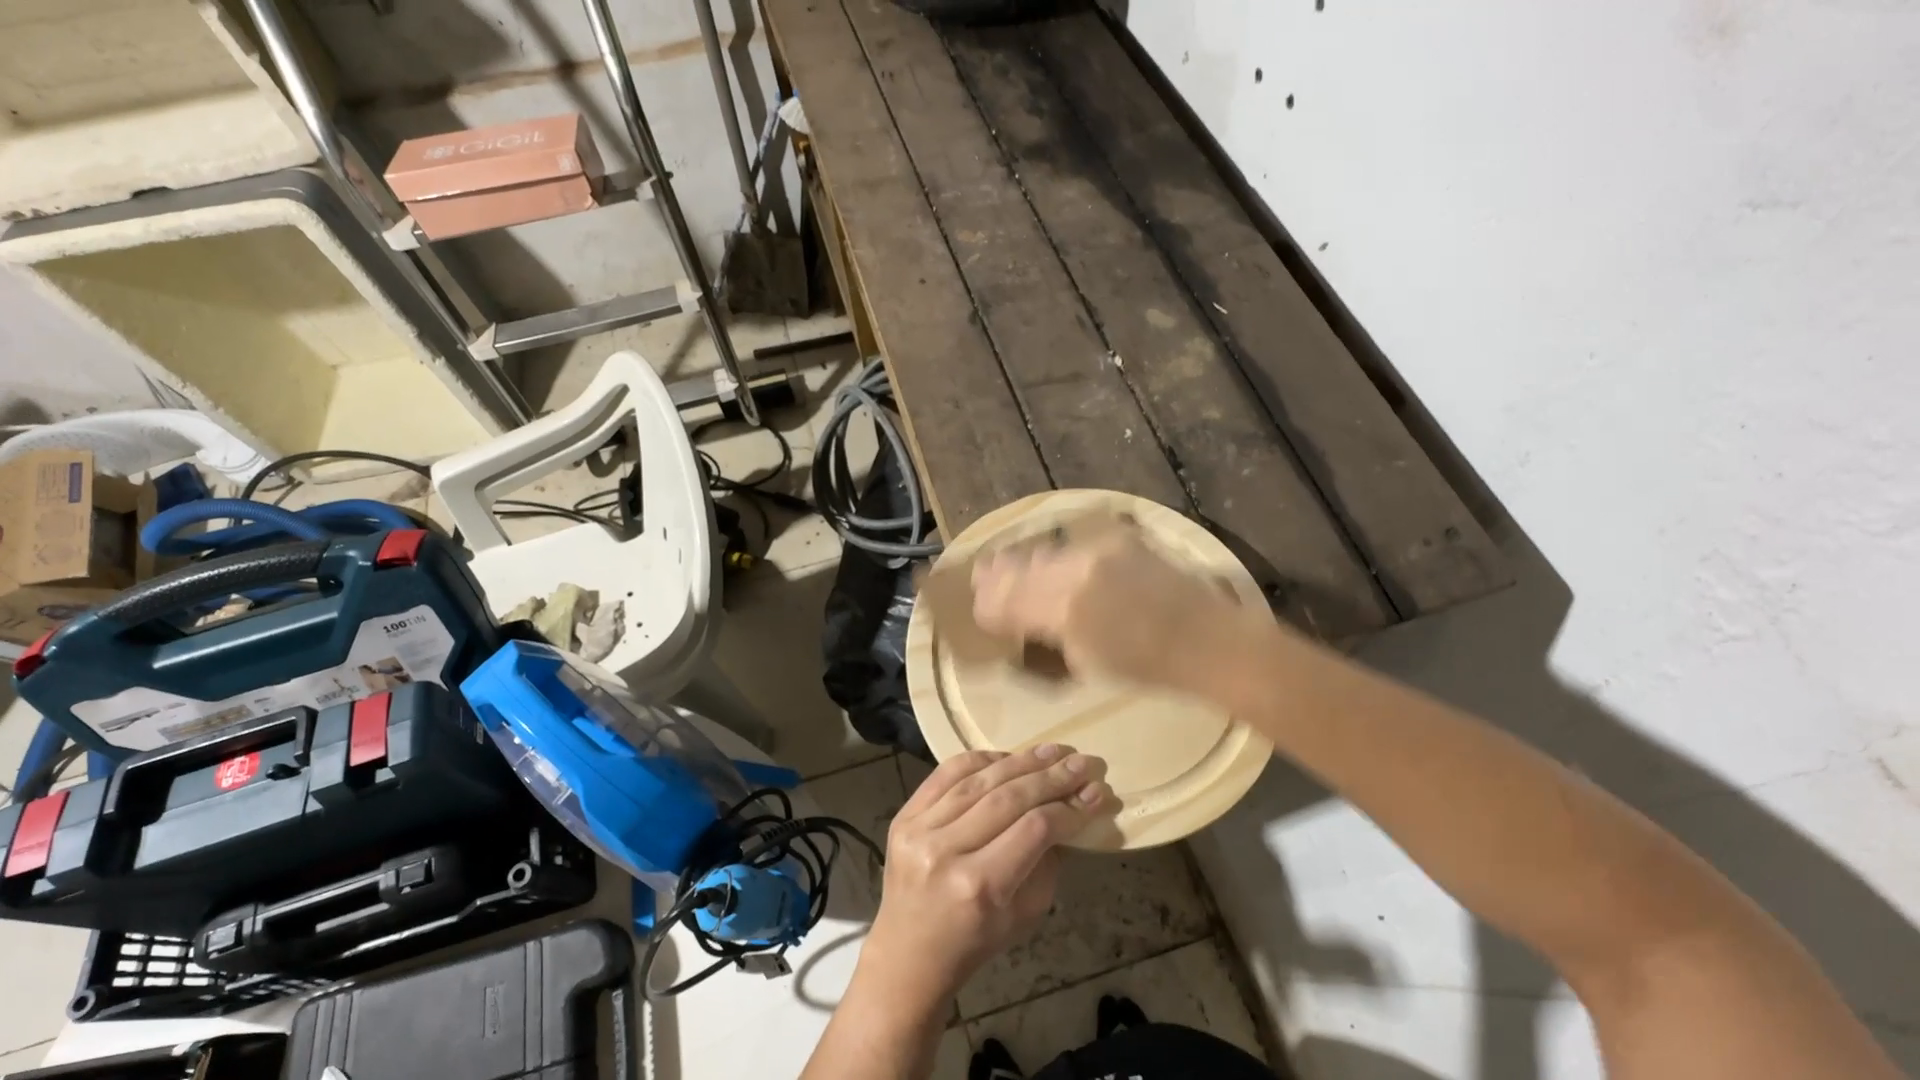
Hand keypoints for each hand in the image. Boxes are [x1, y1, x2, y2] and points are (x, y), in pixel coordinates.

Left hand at [858, 746, 1114, 1008]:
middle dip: (1051, 778)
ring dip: (1021, 761)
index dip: (1068, 809)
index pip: (1033, 829)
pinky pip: (946, 774)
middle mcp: (946, 851)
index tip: (1094, 795)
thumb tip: (1073, 809)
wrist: (909, 954)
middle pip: (1008, 798)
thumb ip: (1048, 860)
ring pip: (979, 780)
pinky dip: (980, 760)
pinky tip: (1008, 757)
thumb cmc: (975, 940)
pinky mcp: (904, 816)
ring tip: (1053, 752)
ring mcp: (919, 830)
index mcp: (979, 885)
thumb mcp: (1026, 914)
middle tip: (1082, 763)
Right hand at [971, 524, 1268, 693]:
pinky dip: (1058, 555)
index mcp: (1064, 611)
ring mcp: (1099, 551)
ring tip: (1004, 563)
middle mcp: (1076, 572)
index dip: (988, 604)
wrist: (1208, 641)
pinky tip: (1050, 558)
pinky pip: (1075, 544)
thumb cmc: (1149, 669)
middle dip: (997, 576)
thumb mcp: (1087, 663)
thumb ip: (1049, 636)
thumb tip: (1024, 624)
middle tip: (979, 575)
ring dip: (1024, 561)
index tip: (976, 607)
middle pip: (1021, 569)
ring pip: (1046, 553)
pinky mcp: (1121, 540)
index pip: (1008, 602)